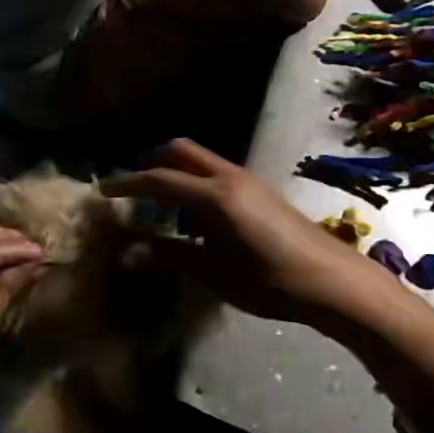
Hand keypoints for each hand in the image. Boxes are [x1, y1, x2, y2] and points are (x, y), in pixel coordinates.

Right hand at [100, 138, 392, 323]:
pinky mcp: (260, 189)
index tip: (102, 190)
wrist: (331, 281)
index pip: (160, 179)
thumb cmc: (270, 281)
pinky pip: (216, 172)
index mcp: (215, 197)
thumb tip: (128, 252)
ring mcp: (248, 180)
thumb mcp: (214, 273)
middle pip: (180, 151)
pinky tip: (195, 217)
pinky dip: (194, 182)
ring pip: (200, 160)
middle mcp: (230, 177)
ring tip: (160, 207)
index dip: (127, 183)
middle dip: (151, 164)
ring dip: (175, 173)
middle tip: (133, 191)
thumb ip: (171, 255)